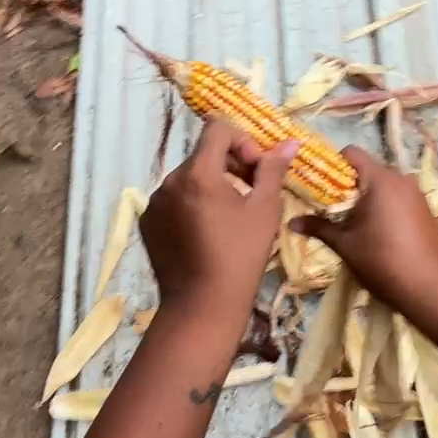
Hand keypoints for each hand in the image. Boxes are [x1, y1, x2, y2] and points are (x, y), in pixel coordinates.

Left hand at [139, 119, 296, 321]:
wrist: (202, 308)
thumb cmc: (240, 257)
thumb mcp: (265, 210)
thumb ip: (273, 170)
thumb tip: (290, 142)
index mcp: (197, 173)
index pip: (218, 129)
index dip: (242, 141)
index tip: (256, 170)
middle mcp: (169, 181)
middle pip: (203, 154)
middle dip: (231, 165)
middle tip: (251, 193)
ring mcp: (154, 203)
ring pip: (189, 178)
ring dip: (211, 185)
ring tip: (230, 217)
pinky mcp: (147, 224)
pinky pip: (173, 200)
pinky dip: (192, 205)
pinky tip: (207, 233)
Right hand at [292, 147, 437, 309]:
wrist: (432, 289)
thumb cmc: (383, 260)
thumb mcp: (345, 244)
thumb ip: (319, 227)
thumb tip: (290, 222)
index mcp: (380, 179)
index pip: (351, 153)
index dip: (332, 164)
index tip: (320, 184)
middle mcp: (401, 179)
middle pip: (368, 170)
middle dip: (348, 185)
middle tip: (330, 207)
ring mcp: (417, 194)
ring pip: (384, 185)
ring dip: (367, 198)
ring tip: (353, 222)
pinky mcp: (426, 210)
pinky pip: (399, 198)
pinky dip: (385, 207)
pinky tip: (378, 231)